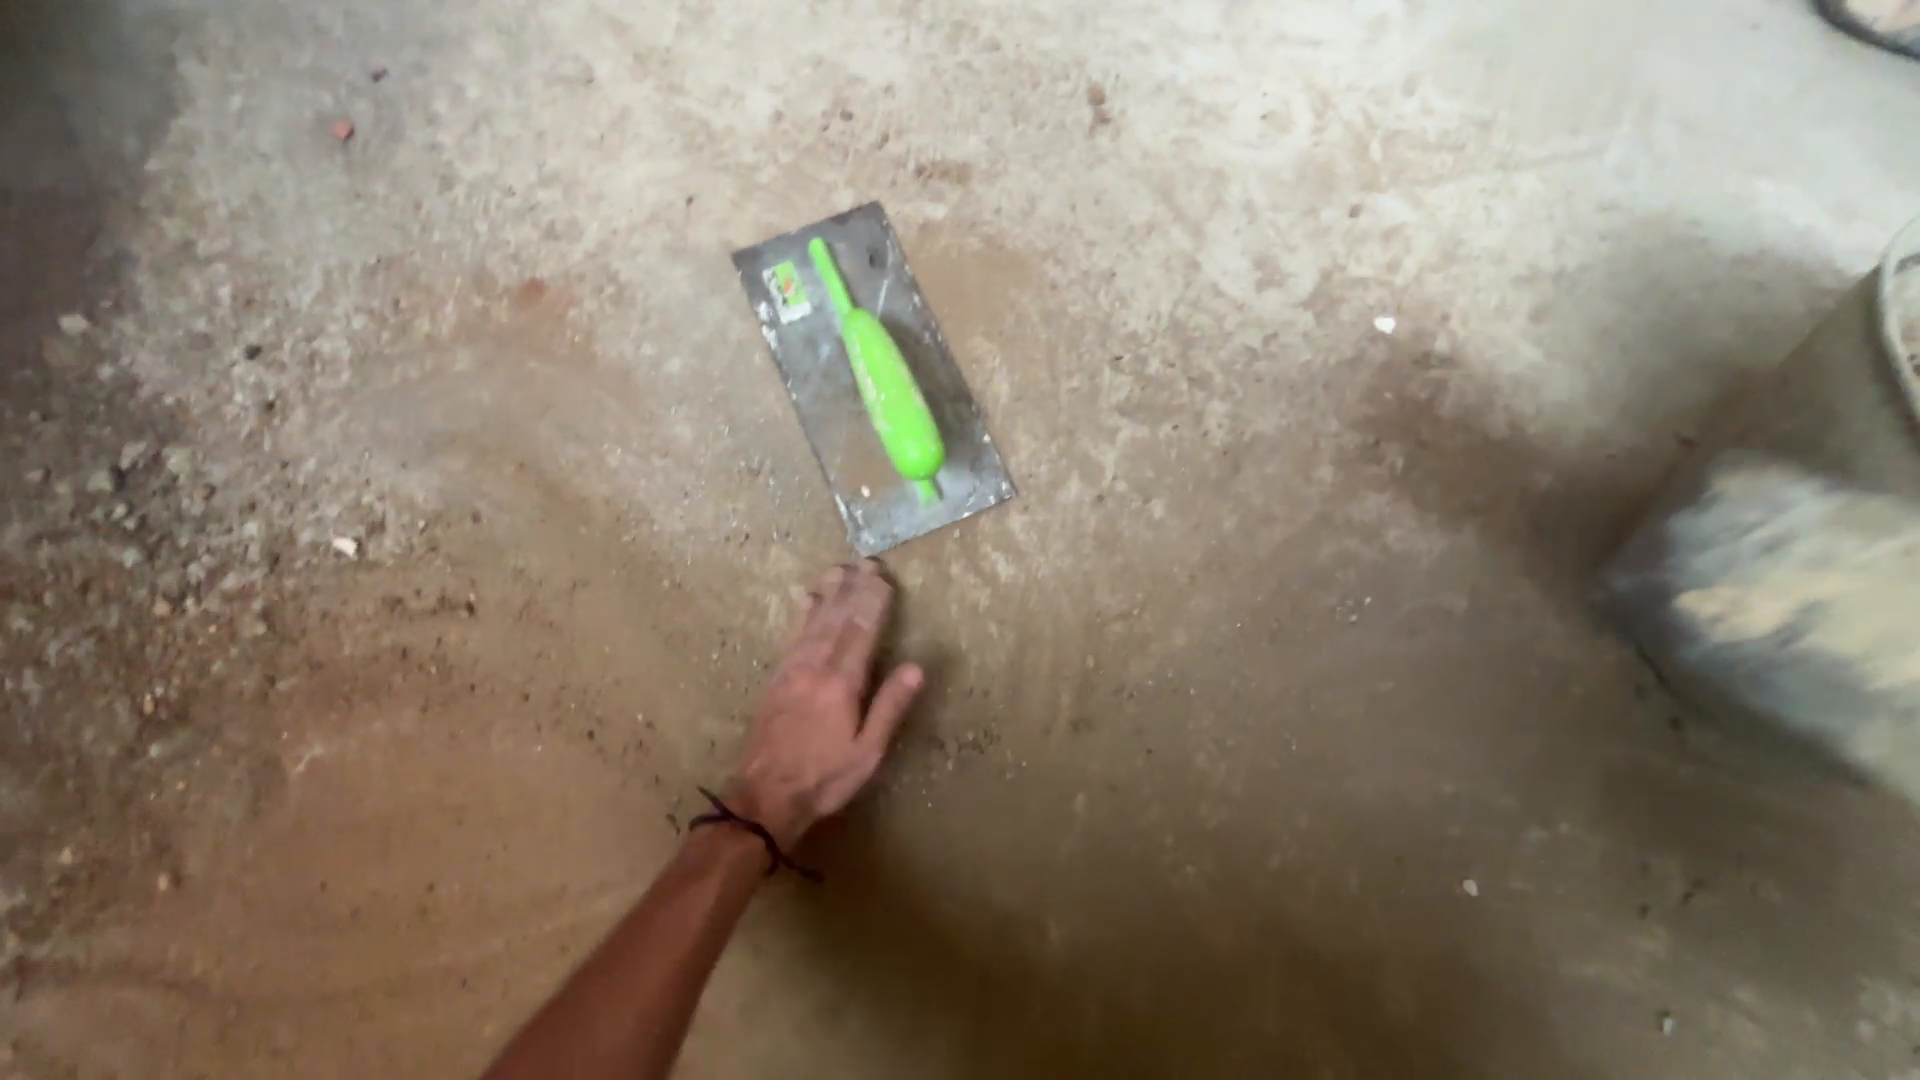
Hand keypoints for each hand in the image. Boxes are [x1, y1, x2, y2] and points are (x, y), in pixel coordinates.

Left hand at [726, 560, 922, 847]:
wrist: (763, 797)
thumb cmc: (823, 779)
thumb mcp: (867, 752)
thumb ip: (890, 707)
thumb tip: (917, 667)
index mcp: (841, 684)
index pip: (862, 631)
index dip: (874, 602)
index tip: (884, 576)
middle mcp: (815, 667)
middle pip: (837, 618)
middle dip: (853, 588)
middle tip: (865, 560)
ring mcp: (791, 670)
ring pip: (814, 621)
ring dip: (829, 592)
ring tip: (839, 567)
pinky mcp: (776, 678)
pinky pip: (792, 635)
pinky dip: (803, 613)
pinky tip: (807, 599)